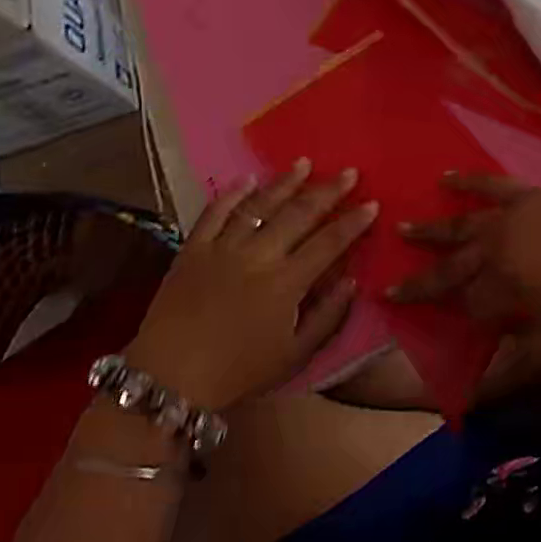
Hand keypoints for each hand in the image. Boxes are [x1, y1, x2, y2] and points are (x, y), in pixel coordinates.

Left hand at [125, 160, 376, 409]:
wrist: (168, 379)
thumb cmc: (239, 371)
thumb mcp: (294, 355)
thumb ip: (328, 316)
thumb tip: (353, 281)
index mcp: (286, 283)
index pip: (329, 243)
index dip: (353, 222)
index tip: (372, 203)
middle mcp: (258, 256)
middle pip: (299, 215)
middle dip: (328, 191)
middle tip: (348, 171)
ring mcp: (222, 249)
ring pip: (259, 206)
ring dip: (284, 183)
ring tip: (304, 163)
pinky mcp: (192, 250)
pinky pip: (214, 213)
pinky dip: (231, 194)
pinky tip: (248, 179)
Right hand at [391, 175, 540, 386]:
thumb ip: (523, 362)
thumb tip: (483, 387)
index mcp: (504, 286)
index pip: (469, 308)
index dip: (463, 322)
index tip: (456, 330)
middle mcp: (496, 248)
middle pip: (452, 267)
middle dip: (421, 281)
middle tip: (389, 286)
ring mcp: (510, 216)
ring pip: (460, 225)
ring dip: (431, 231)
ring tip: (402, 229)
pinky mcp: (527, 194)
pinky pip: (489, 186)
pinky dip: (466, 182)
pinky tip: (446, 178)